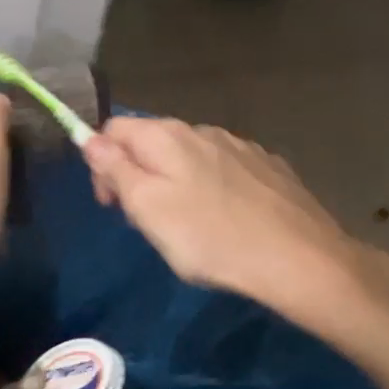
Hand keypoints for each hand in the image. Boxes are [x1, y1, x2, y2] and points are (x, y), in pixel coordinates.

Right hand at [83, 117, 388, 317]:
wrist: (298, 259)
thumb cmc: (208, 237)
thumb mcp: (146, 207)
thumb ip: (115, 169)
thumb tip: (90, 140)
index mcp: (166, 137)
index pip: (113, 129)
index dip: (100, 163)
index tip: (110, 204)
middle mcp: (203, 131)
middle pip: (151, 142)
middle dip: (137, 175)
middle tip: (144, 223)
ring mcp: (240, 147)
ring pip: (188, 157)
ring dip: (172, 183)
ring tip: (184, 226)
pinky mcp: (268, 168)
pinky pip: (222, 170)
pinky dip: (209, 189)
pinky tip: (222, 220)